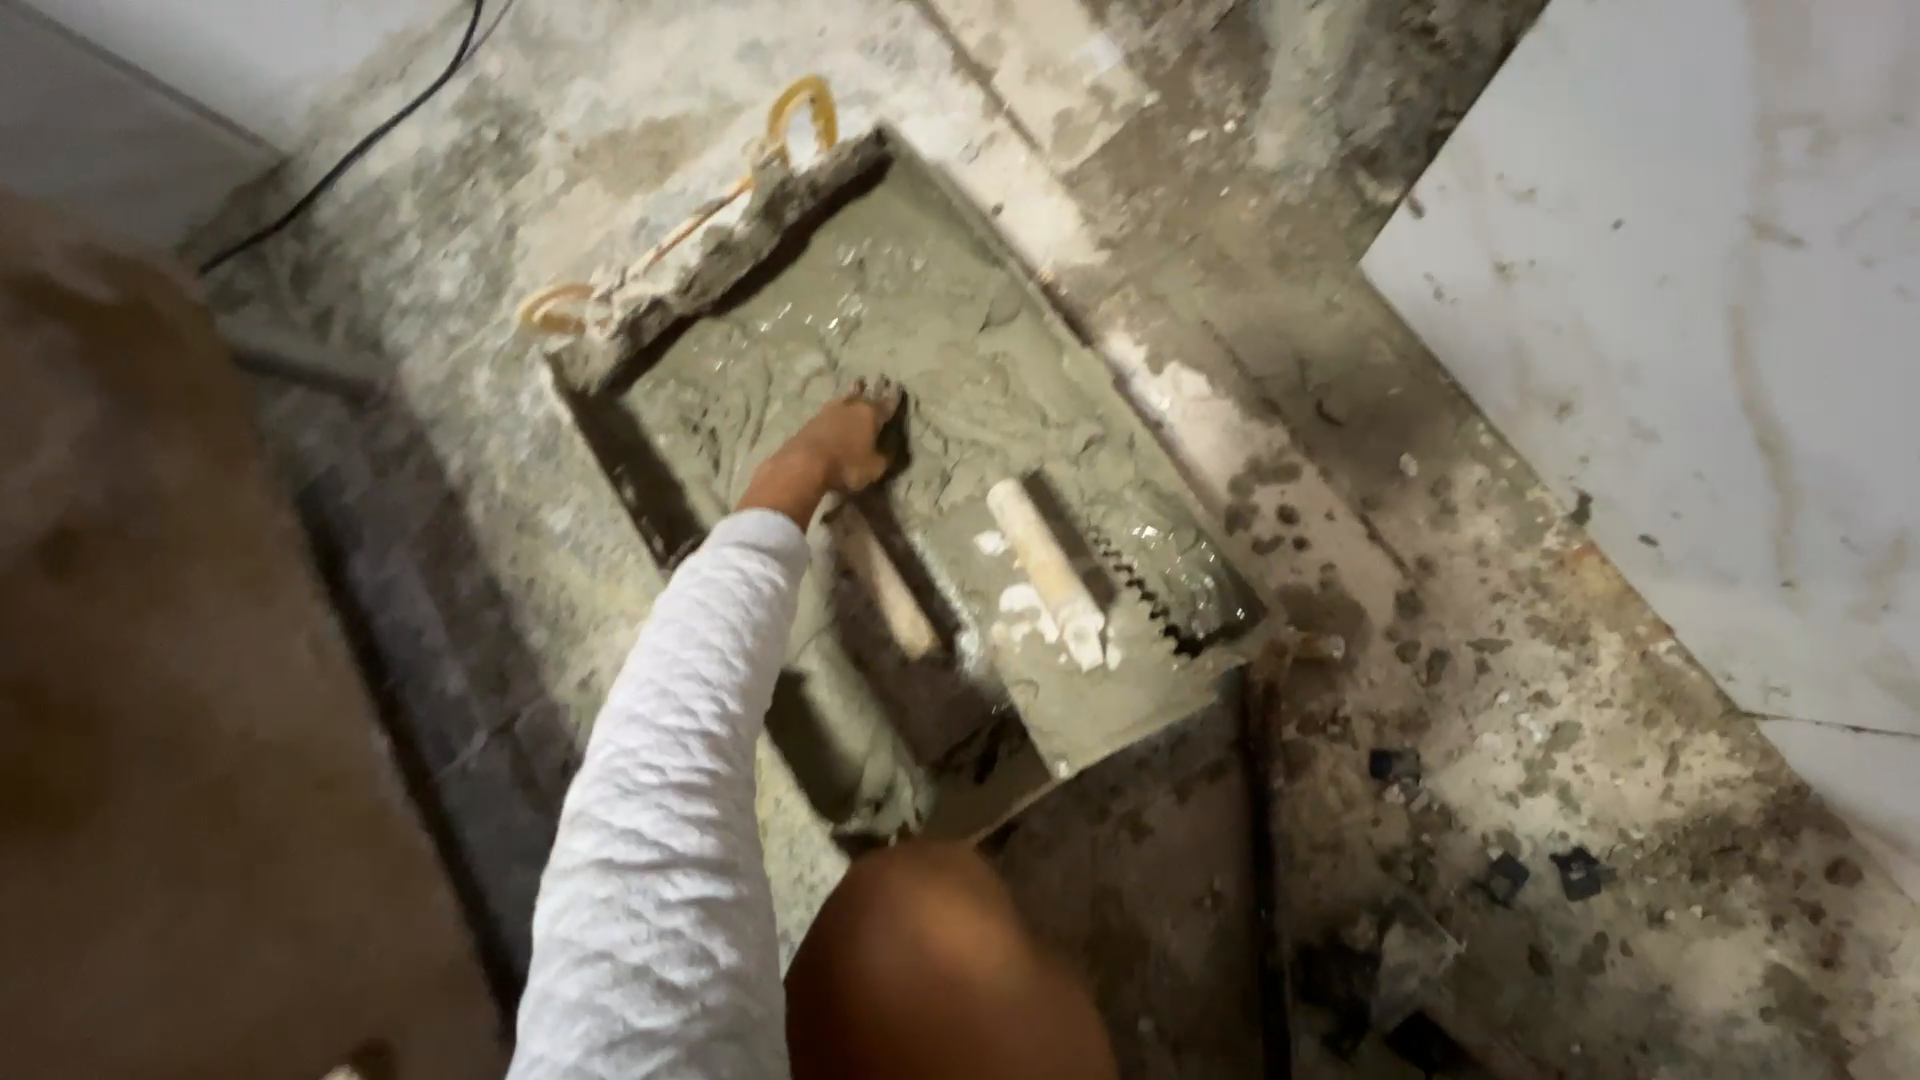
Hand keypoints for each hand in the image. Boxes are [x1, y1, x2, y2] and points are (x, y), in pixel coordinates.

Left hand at [737, 377, 902, 526]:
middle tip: (881, 377)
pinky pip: (833, 406)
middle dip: (875, 386)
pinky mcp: (814, 418)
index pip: (888, 402)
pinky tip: (839, 405)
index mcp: (872, 415)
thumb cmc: (846, 466)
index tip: (899, 386)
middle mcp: (853, 406)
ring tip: (859, 383)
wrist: (804, 463)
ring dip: (855, 390)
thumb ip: (886, 456)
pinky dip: (840, 404)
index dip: (895, 395)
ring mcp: (831, 410)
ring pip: (848, 396)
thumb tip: (891, 448)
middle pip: (867, 393)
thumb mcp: (875, 468)